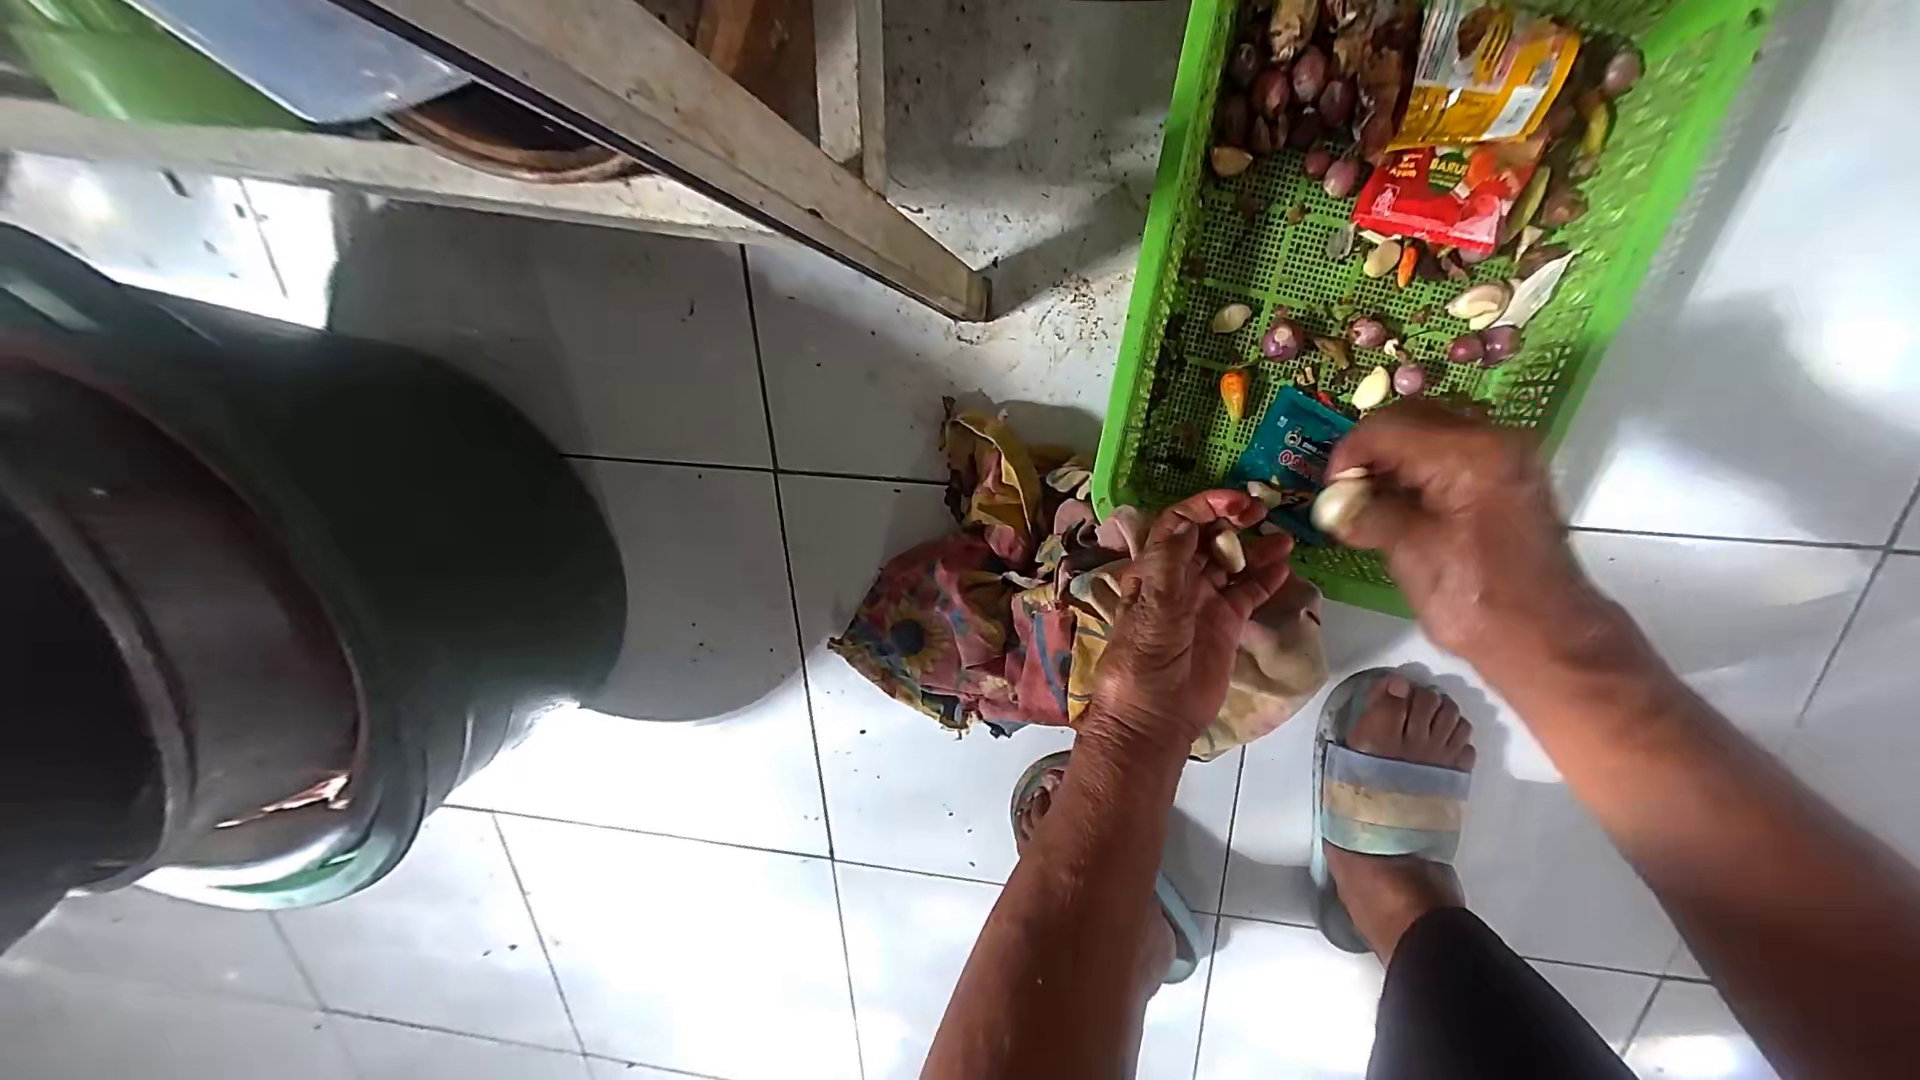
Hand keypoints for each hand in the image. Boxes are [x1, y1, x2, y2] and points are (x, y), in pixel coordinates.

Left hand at [1085, 490, 1295, 754]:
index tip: (1237, 500)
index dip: (1205, 506)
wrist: (1156, 714)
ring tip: (1282, 538)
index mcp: (1153, 569)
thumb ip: (1169, 561)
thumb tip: (1185, 520)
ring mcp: (1203, 601)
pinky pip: (1248, 593)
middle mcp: (1178, 579)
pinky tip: (1284, 567)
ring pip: (1231, 563)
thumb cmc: (1146, 658)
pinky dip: (1265, 579)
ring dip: (1254, 548)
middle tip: (1262, 512)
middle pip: (1206, 538)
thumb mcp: (1153, 605)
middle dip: (1232, 520)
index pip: (1177, 524)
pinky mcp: (1225, 624)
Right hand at [1325, 401, 1617, 667]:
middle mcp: (1494, 441)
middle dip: (1366, 451)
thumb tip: (1330, 504)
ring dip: (1387, 457)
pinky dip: (1412, 465)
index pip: (1386, 428)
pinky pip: (1445, 448)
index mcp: (1471, 456)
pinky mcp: (1503, 475)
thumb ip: (1367, 515)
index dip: (1346, 455)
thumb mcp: (1410, 553)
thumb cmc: (1478, 599)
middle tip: (1343, 491)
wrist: (1546, 637)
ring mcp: (1504, 456)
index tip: (1329, 490)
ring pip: (1426, 428)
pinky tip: (1395, 500)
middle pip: (1408, 416)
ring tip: (1365, 498)